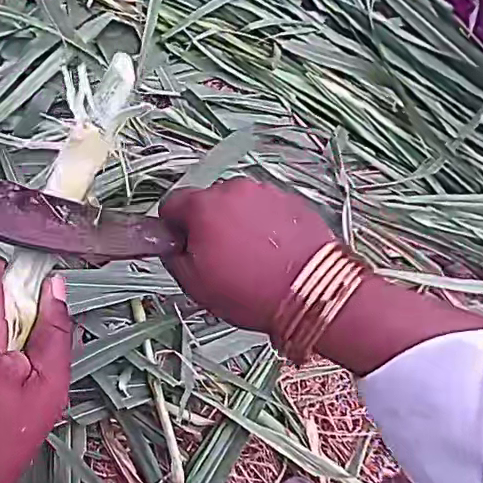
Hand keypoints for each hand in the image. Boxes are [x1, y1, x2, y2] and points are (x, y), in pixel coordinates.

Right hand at [161, 179, 482, 375]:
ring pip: (236, 204)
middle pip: (206, 201)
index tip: (181, 246)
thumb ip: (172, 257)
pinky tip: (268, 254)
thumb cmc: (252, 292)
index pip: (171, 203)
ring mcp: (266, 192)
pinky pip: (265, 209)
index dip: (171, 228)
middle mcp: (234, 189)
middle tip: (217, 259)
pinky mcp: (292, 200)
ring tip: (247, 260)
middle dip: (206, 225)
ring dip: (235, 224)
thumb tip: (170, 245)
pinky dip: (262, 226)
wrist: (313, 293)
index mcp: (203, 206)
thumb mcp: (194, 284)